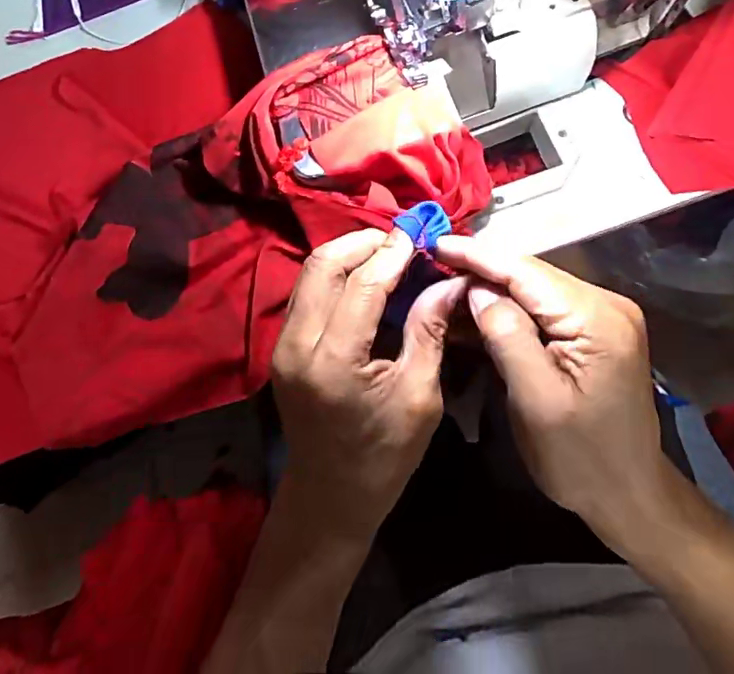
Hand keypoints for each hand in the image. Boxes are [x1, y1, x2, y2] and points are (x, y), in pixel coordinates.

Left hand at [270, 228, 467, 538]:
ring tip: (392, 254)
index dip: (395, 252)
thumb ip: (428, 329)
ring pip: (311, 272)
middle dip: (367, 242)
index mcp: (333, 362)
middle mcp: (297, 345)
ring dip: (351, 254)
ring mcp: (283, 345)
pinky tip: (370, 278)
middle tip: (406, 242)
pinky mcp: (284, 346)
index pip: (363, 283)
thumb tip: (450, 280)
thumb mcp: (419, 396)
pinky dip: (339, 273)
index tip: (423, 233)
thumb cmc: (383, 457)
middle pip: (324, 265)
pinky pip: (309, 290)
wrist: (329, 500)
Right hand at [432, 235, 666, 536]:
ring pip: (538, 288)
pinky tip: (481, 310)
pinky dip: (514, 308)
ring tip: (449, 283)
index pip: (527, 272)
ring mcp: (605, 314)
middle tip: (434, 265)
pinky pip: (548, 307)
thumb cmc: (582, 459)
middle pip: (534, 275)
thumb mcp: (536, 401)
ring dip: (495, 288)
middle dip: (484, 269)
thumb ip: (506, 336)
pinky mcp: (598, 329)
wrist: (631, 494)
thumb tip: (477, 288)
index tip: (436, 241)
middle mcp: (607, 303)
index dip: (479, 256)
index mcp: (597, 318)